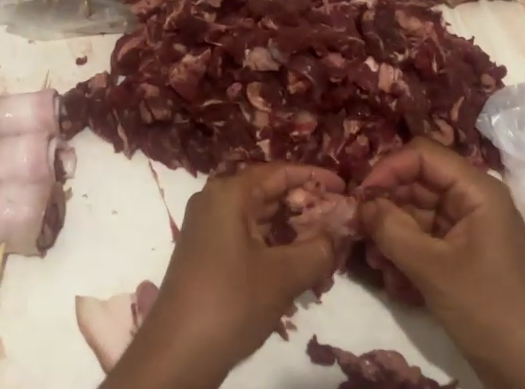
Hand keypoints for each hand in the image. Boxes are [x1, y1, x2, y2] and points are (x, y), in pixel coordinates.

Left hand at [104, 164, 345, 388]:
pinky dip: (274, 247)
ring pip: (259, 218)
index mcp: (229, 193)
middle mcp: (215, 201)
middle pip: (268, 193)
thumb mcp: (284, 275)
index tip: (346, 188)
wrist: (178, 353)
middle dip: (306, 207)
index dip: (314, 178)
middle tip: (341, 223)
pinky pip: (248, 238)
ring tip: (327, 248)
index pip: (279, 172)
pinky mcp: (207, 253)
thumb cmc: (231, 302)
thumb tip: (340, 231)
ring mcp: (208, 228)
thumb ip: (319, 248)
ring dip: (292, 231)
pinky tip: (300, 267)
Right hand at [358, 139, 524, 388]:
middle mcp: (473, 201)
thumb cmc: (488, 309)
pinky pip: (425, 242)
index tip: (359, 197)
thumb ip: (391, 229)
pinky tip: (394, 283)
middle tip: (360, 236)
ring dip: (392, 237)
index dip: (388, 169)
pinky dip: (406, 256)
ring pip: (417, 215)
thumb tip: (360, 203)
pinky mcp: (463, 258)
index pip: (422, 155)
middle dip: (386, 208)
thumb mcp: (432, 268)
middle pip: (417, 184)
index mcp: (477, 190)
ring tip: (377, 266)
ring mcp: (469, 231)